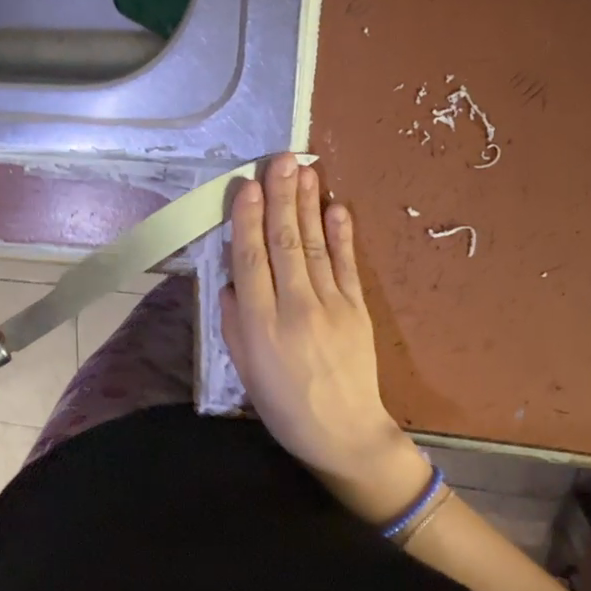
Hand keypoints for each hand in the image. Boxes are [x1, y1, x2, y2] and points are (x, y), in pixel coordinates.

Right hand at [221, 155, 431, 523]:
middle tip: (279, 159)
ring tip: (303, 169)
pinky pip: (347, 264)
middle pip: (284, 243)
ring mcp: (331, 305)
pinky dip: (341, 234)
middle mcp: (295, 307)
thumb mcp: (245, 371)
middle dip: (281, 197)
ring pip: (314, 245)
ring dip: (308, 204)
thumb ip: (235, 323)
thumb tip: (233, 281)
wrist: (342, 432)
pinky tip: (335, 206)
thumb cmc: (283, 406)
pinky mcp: (358, 309)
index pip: (251, 261)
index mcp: (260, 326)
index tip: (247, 185)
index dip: (248, 220)